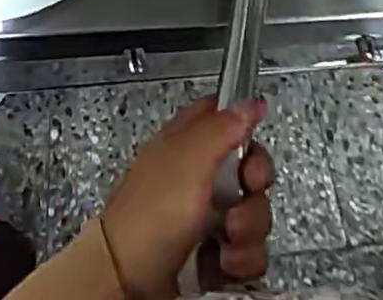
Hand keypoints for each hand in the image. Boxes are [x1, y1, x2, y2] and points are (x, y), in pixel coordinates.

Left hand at [100, 97, 274, 296]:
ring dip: (248, 231)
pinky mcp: (214, 251)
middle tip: (238, 204)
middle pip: (251, 168)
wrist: (127, 281)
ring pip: (253, 212)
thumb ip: (222, 126)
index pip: (228, 118)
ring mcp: (208, 214)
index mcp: (190, 140)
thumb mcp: (188, 159)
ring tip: (226, 244)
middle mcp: (201, 173)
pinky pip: (247, 250)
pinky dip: (241, 260)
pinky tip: (223, 264)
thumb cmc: (153, 212)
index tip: (250, 151)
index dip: (247, 130)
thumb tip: (252, 101)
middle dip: (254, 191)